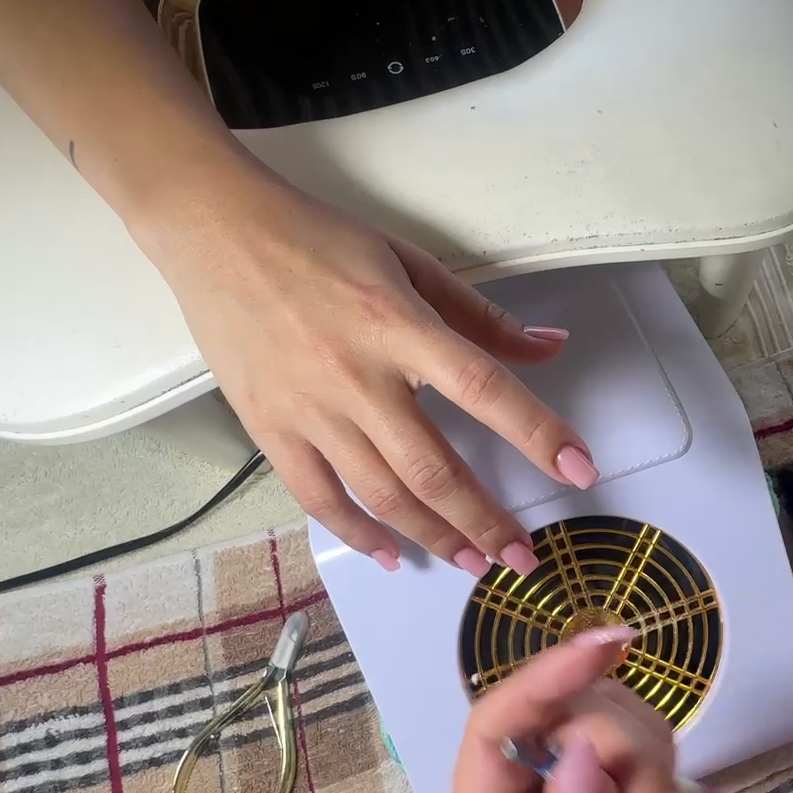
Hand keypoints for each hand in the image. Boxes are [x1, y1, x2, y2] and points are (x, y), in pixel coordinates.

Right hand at [142, 173, 596, 575]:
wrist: (212, 229)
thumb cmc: (322, 241)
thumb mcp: (412, 264)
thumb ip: (484, 318)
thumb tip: (553, 349)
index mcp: (400, 327)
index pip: (485, 389)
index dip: (538, 433)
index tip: (580, 470)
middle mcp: (357, 377)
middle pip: (433, 469)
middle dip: (485, 521)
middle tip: (523, 559)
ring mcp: (309, 410)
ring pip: (382, 494)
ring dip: (434, 536)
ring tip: (475, 564)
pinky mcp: (268, 428)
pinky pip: (318, 496)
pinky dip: (357, 531)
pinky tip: (392, 554)